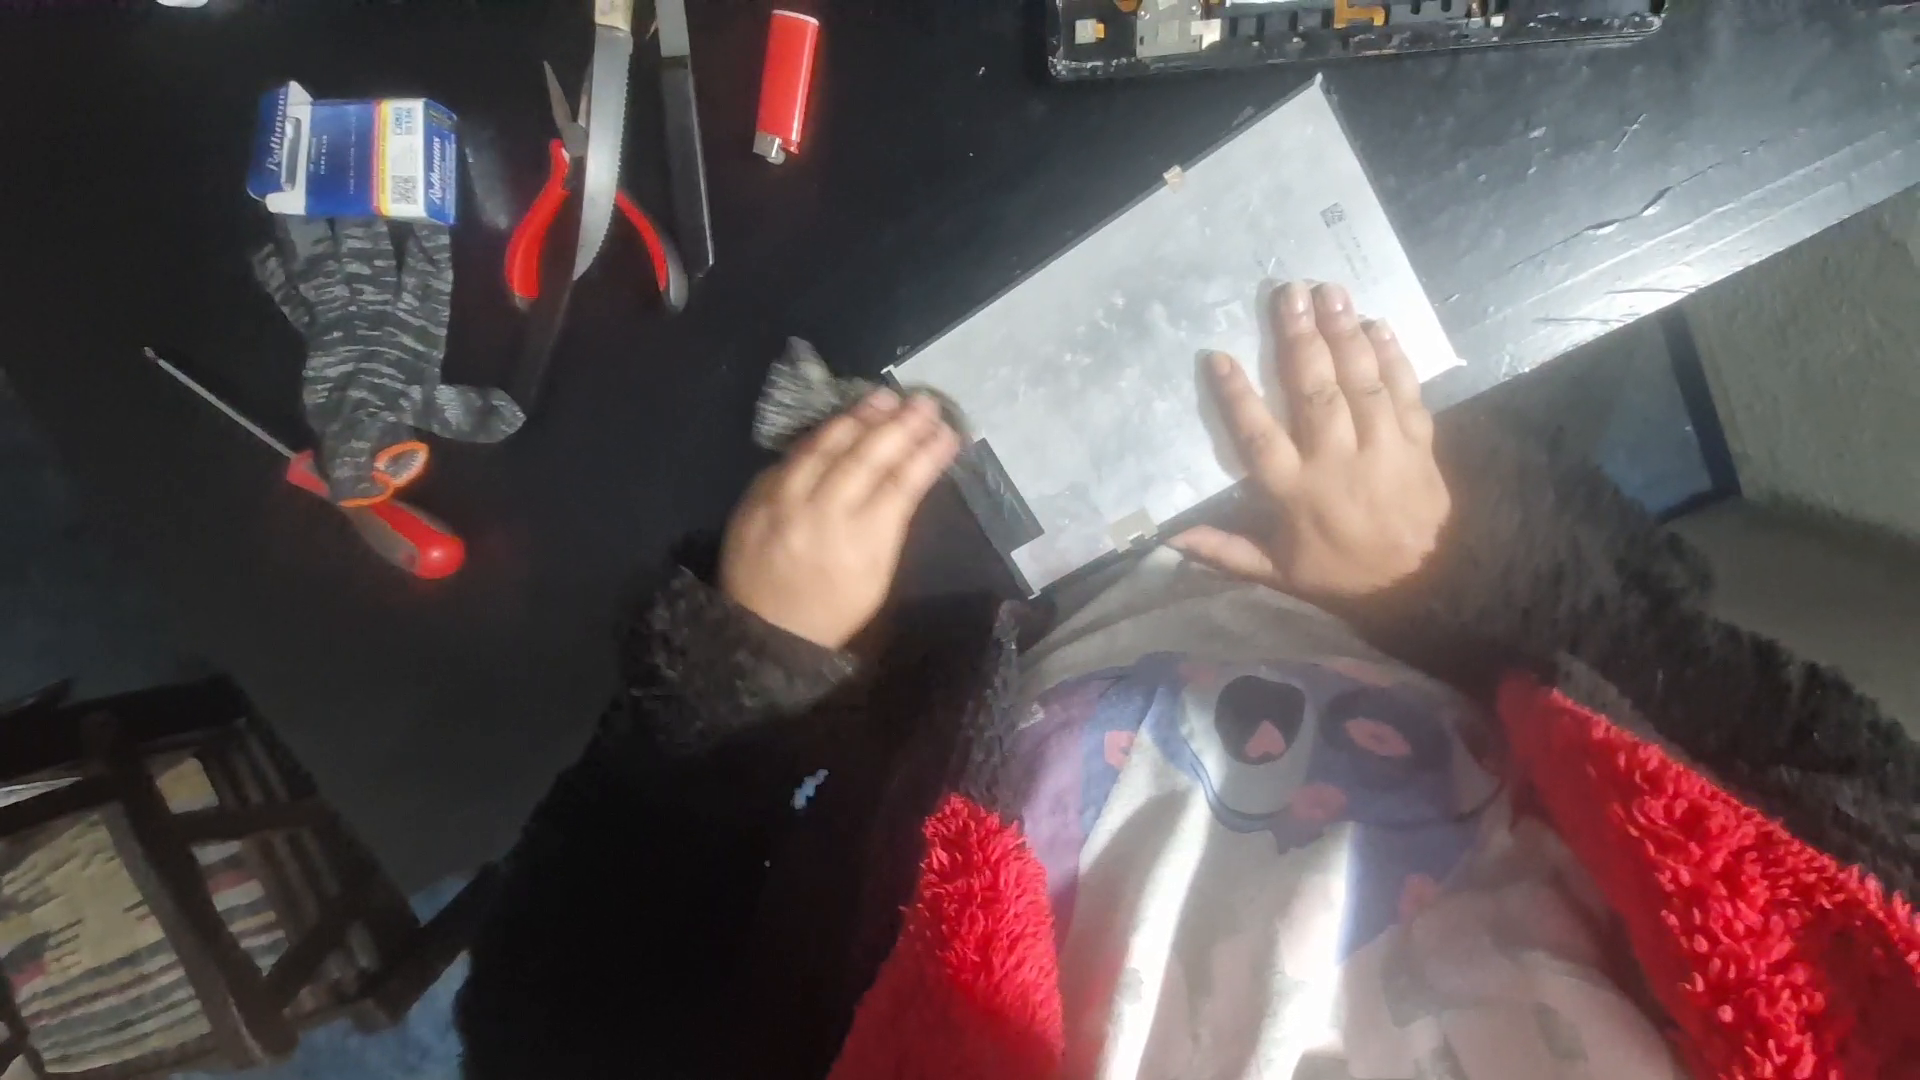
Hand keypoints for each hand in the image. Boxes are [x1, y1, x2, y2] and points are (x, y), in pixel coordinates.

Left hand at [720, 390, 959, 648]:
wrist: (765, 631)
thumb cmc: (834, 611)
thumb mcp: (877, 576)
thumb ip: (890, 525)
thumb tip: (907, 474)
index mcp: (861, 541)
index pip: (902, 483)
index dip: (927, 454)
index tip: (949, 433)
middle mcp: (823, 513)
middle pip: (867, 456)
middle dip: (901, 425)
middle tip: (924, 402)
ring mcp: (784, 501)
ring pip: (825, 446)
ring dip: (859, 418)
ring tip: (885, 397)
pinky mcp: (756, 497)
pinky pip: (792, 455)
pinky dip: (820, 436)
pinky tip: (841, 421)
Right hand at [1170, 281, 1450, 599]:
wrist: (1429, 584)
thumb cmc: (1343, 575)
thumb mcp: (1278, 573)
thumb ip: (1225, 551)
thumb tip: (1171, 539)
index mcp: (1295, 491)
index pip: (1259, 435)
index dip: (1237, 396)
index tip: (1218, 356)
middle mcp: (1337, 460)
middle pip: (1314, 392)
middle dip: (1299, 340)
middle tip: (1288, 294)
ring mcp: (1383, 446)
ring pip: (1360, 381)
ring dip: (1344, 333)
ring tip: (1329, 291)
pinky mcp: (1419, 440)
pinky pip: (1405, 390)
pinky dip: (1393, 355)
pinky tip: (1376, 323)